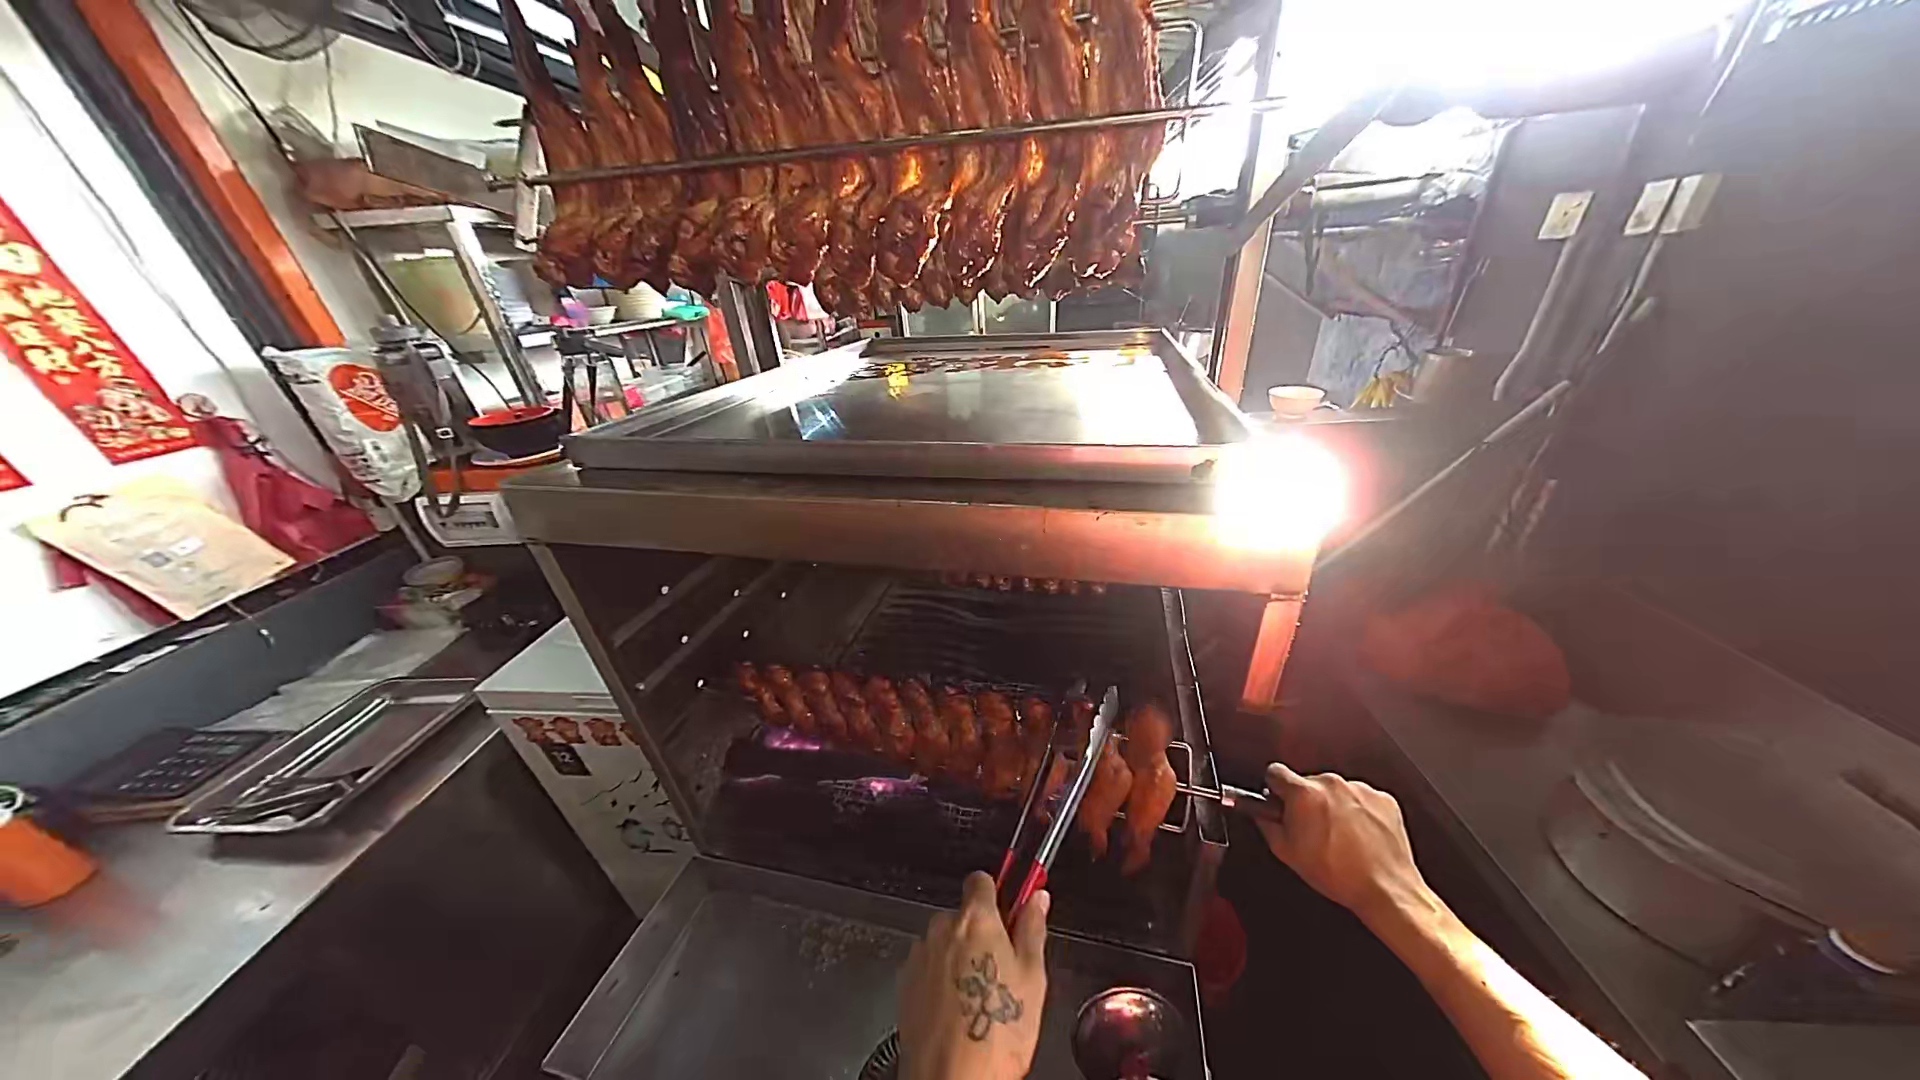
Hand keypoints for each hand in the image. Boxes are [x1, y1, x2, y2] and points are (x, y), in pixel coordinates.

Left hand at [898, 871, 1049, 1079]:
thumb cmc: (994, 1035)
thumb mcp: (1032, 978)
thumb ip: (1032, 928)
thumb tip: (1038, 899)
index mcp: (976, 918)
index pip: (982, 879)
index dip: (997, 892)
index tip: (1010, 907)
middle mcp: (943, 927)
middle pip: (964, 913)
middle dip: (981, 932)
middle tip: (1002, 966)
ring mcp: (921, 953)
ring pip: (945, 941)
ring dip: (959, 955)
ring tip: (980, 995)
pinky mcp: (906, 981)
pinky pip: (928, 965)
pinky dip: (940, 978)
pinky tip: (957, 1008)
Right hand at [1255, 763, 1434, 925]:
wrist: (1387, 892)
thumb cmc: (1340, 875)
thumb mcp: (1287, 853)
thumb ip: (1266, 824)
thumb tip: (1262, 814)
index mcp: (1304, 793)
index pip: (1275, 771)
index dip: (1274, 788)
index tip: (1279, 799)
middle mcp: (1332, 785)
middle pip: (1307, 782)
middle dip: (1306, 801)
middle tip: (1311, 828)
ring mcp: (1360, 790)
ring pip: (1334, 790)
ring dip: (1332, 805)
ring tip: (1340, 836)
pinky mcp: (1383, 799)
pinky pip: (1360, 797)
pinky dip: (1358, 811)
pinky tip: (1358, 835)